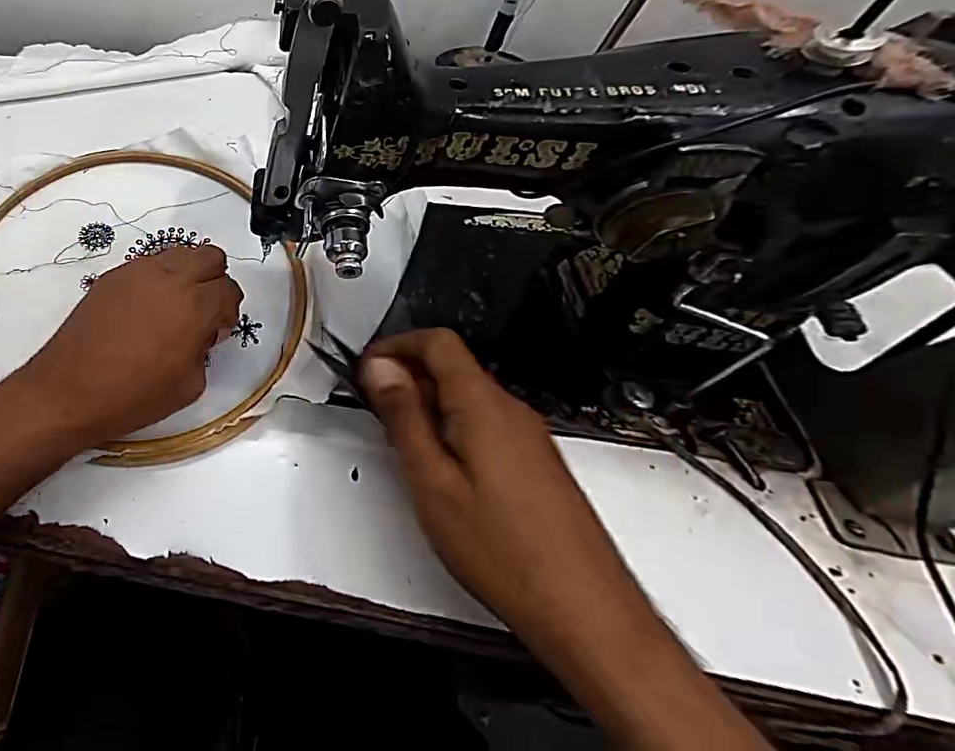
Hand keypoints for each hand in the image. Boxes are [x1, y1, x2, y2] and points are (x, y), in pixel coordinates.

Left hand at [8, 244, 241, 445]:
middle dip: (214, 280)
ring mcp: (136, 272)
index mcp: (193, 305)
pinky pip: (146, 265)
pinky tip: (145, 310)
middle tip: (204, 310)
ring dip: (186, 274)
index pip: (228, 289)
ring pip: (177, 253)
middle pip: (209, 256)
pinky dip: (156, 280)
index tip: (217, 331)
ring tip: (174, 308)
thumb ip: (204, 349)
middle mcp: (167, 278)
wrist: (70, 390)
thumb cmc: (131, 395)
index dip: (228, 311)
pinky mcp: (112, 277)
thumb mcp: (189, 385)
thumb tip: (201, 333)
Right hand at [357, 329, 636, 642]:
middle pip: (452, 366)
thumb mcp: (431, 480)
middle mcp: (513, 414)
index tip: (368, 366)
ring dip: (427, 404)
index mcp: (484, 407)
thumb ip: (403, 416)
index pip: (437, 342)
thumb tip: (381, 371)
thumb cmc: (511, 555)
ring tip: (401, 441)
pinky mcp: (536, 463)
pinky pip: (486, 424)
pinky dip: (452, 429)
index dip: (395, 345)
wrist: (585, 613)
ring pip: (468, 397)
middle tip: (376, 403)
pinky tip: (438, 468)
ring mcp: (529, 438)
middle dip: (406, 376)